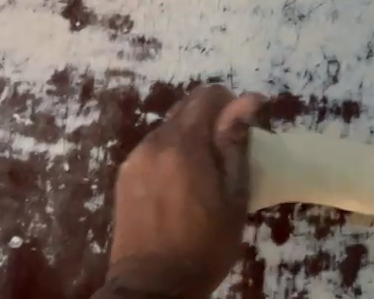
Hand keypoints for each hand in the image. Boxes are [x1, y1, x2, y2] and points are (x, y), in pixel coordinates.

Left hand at [101, 84, 266, 298]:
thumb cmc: (203, 246)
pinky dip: (172, 153)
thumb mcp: (234, 196)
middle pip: (187, 107)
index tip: (241, 130)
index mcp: (183, 143)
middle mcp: (155, 141)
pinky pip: (155, 147)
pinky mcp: (125, 176)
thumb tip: (248, 99)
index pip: (207, 95)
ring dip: (191, 136)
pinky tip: (181, 184)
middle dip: (210, 119)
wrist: (151, 291)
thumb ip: (237, 142)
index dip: (230, 103)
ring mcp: (136, 158)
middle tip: (226, 153)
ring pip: (171, 127)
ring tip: (204, 173)